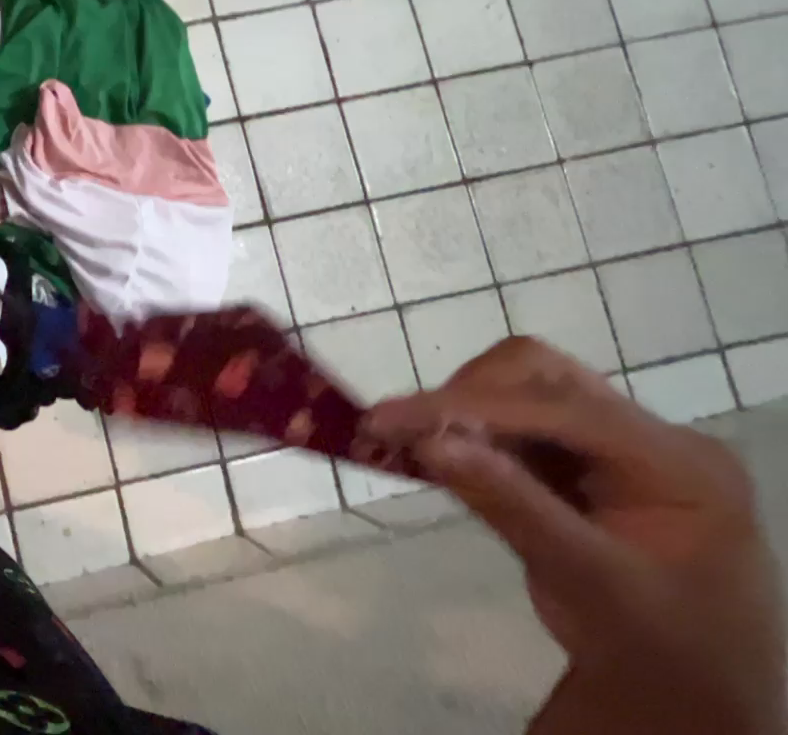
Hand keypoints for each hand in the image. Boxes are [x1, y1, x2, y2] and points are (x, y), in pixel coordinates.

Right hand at [366, 337, 783, 734]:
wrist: (684, 694)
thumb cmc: (652, 645)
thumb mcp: (585, 580)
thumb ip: (510, 504)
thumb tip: (427, 442)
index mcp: (676, 462)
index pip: (557, 407)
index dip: (465, 406)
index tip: (382, 418)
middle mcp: (649, 436)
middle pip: (539, 374)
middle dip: (464, 396)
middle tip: (403, 432)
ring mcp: (616, 443)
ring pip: (519, 388)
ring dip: (460, 410)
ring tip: (411, 445)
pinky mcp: (581, 457)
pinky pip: (511, 422)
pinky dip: (465, 431)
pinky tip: (434, 455)